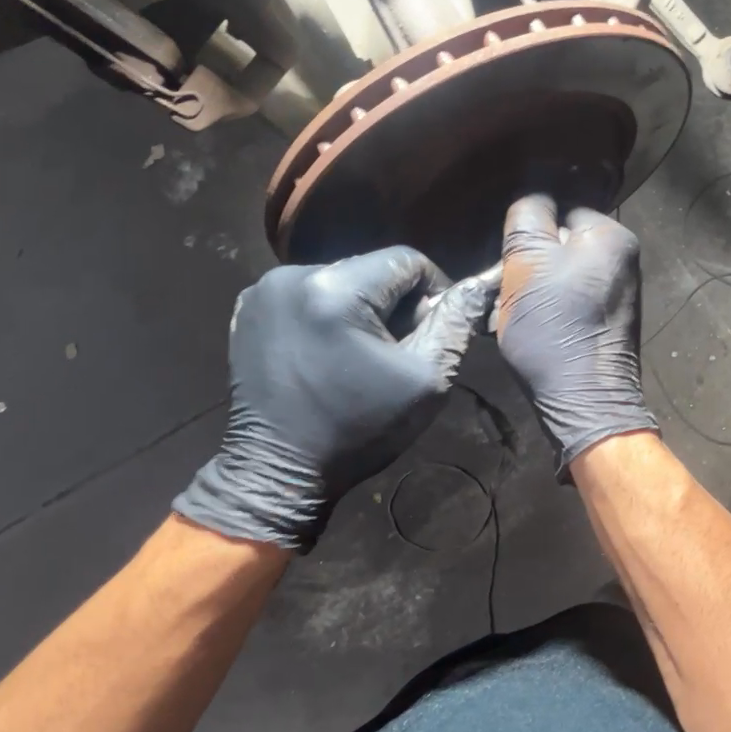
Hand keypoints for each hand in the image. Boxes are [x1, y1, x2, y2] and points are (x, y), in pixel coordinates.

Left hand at [175, 247, 497, 550]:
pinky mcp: (249, 309)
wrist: (279, 470)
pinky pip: (309, 294)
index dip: (434, 293)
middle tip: (398, 353)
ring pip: (343, 279)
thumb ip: (456, 322)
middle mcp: (292, 275)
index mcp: (336, 288)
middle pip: (372, 269)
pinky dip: (329, 315)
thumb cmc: (359, 429)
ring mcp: (263, 290)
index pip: (408, 260)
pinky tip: (331, 355)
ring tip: (363, 357)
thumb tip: (481, 283)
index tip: (434, 335)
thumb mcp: (426, 378)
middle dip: (396, 304)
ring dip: (364, 309)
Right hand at [494, 194, 656, 472]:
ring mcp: (620, 293)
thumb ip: (528, 217)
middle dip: (532, 265)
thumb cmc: (554, 328)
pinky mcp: (611, 322)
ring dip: (537, 292)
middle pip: (561, 244)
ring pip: (562, 276)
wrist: (586, 400)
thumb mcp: (526, 261)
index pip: (560, 209)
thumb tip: (535, 199)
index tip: (514, 262)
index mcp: (612, 235)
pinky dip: (552, 313)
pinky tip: (539, 333)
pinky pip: (573, 303)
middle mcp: (625, 259)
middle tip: (514, 292)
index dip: (530, 234)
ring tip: (522, 316)